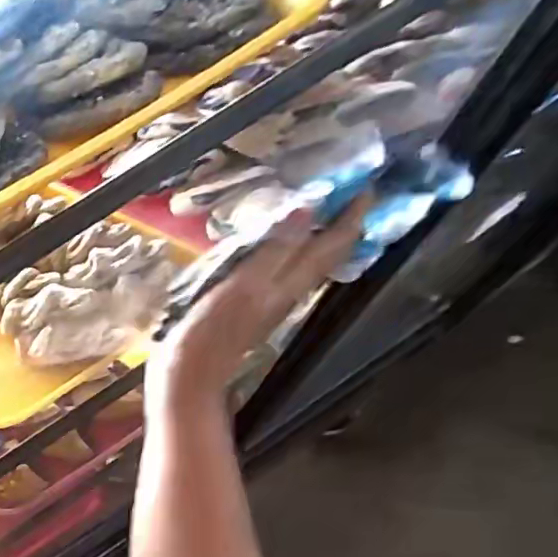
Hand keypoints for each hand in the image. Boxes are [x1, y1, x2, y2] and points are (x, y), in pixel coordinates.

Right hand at [148, 199, 363, 413]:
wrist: (190, 373)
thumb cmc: (212, 329)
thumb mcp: (244, 284)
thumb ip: (275, 248)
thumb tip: (309, 208)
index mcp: (290, 283)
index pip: (333, 243)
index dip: (353, 214)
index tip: (367, 183)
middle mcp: (288, 290)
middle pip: (327, 253)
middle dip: (342, 223)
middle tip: (348, 191)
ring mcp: (271, 299)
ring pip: (308, 261)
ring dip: (320, 235)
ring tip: (322, 208)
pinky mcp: (253, 304)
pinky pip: (285, 269)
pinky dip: (293, 248)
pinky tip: (281, 239)